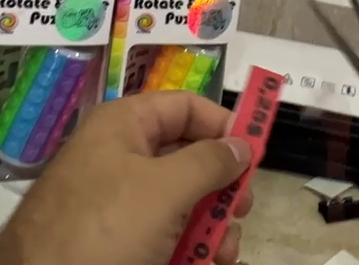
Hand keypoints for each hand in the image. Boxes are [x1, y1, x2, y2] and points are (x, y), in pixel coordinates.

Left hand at [0, 91, 254, 264]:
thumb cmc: (103, 231)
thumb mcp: (165, 190)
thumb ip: (210, 162)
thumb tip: (243, 143)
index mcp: (124, 126)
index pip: (185, 107)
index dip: (223, 126)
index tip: (255, 156)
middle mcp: (118, 158)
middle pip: (185, 158)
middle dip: (219, 187)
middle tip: (242, 211)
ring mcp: (112, 206)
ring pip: (175, 205)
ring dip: (208, 226)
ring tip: (225, 254)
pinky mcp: (109, 247)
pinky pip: (157, 238)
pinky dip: (184, 249)